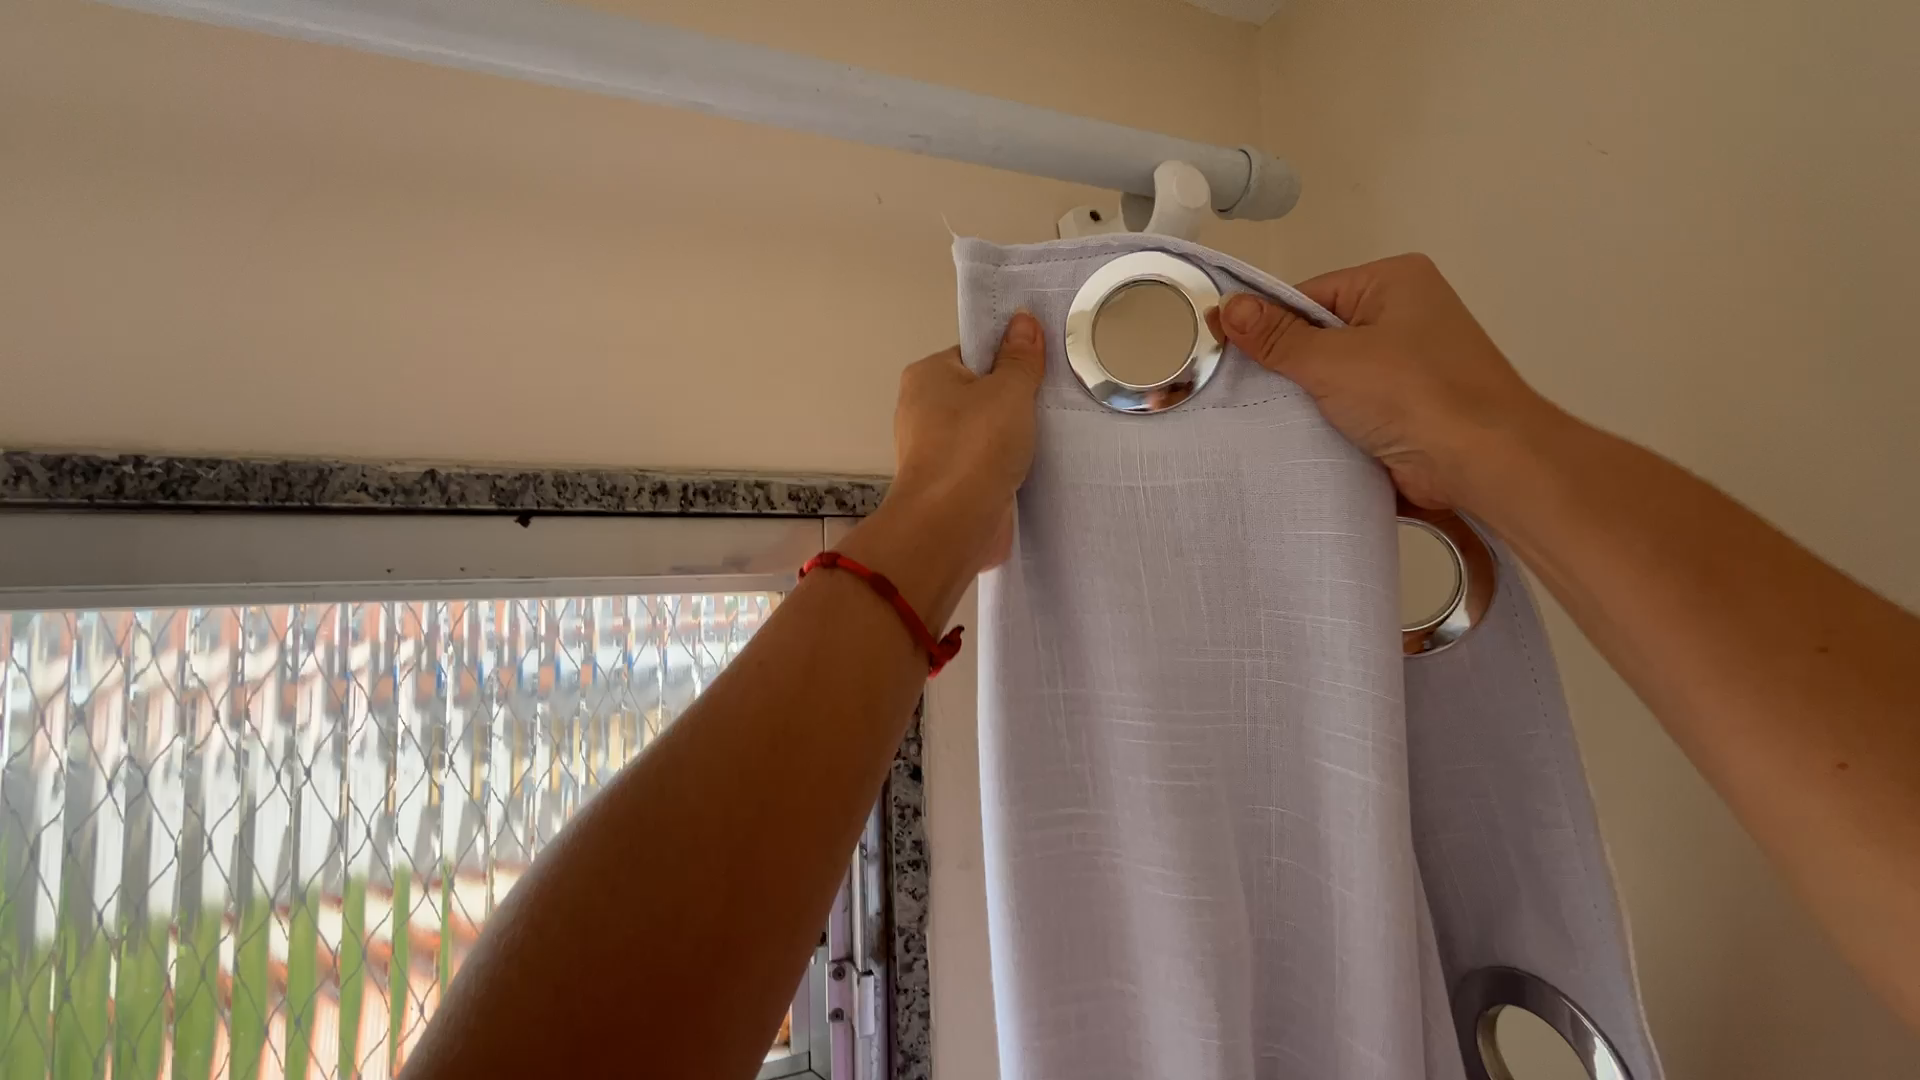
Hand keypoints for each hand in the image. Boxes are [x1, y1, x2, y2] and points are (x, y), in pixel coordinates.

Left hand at [837, 313, 1044, 620]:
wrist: (951, 525)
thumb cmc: (975, 446)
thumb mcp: (1009, 390)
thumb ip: (1020, 357)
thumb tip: (1023, 320)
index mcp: (926, 375)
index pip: (973, 354)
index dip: (1007, 361)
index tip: (1038, 374)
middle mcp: (922, 410)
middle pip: (980, 395)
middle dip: (1013, 403)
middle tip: (1048, 406)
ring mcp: (934, 452)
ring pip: (984, 434)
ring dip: (1012, 440)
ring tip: (1046, 440)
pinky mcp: (949, 486)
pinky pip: (984, 466)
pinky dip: (1004, 468)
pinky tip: (1031, 471)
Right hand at [1206, 253, 1562, 510]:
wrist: (1480, 463)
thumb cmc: (1414, 395)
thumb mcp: (1331, 359)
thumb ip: (1276, 336)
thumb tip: (1228, 306)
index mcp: (1392, 282)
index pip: (1306, 296)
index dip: (1266, 326)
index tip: (1227, 355)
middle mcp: (1401, 315)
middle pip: (1315, 335)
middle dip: (1283, 366)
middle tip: (1241, 392)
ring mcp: (1404, 364)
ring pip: (1328, 376)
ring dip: (1301, 399)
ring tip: (1262, 416)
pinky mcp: (1401, 407)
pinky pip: (1346, 406)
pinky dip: (1322, 421)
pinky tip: (1293, 436)